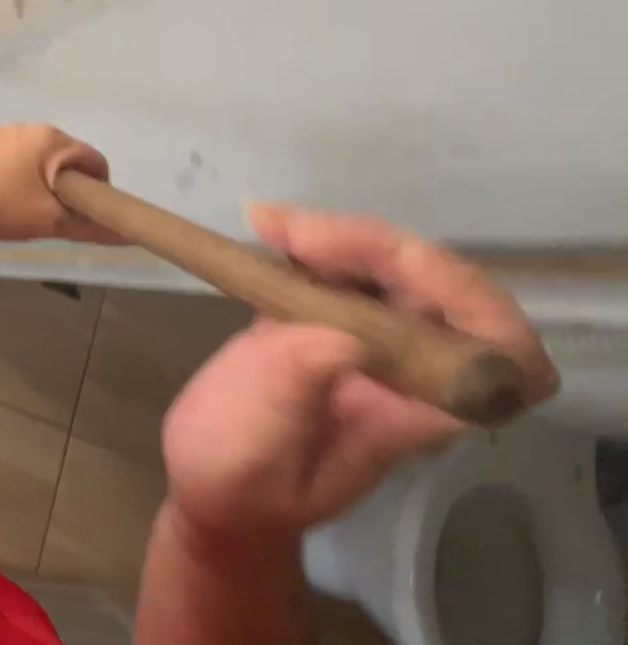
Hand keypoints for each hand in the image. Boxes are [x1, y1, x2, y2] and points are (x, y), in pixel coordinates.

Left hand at [0, 123, 121, 242]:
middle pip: (67, 157)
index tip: (84, 213)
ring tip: (28, 206)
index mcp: (51, 138)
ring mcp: (3, 131)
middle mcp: (29, 126)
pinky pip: (15, 156)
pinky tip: (6, 194)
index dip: (97, 189)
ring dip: (43, 180)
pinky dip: (20, 174)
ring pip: (40, 157)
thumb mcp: (50, 221)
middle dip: (69, 184)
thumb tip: (129, 236)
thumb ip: (91, 227)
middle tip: (55, 213)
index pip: (94, 161)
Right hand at [160, 204, 556, 554]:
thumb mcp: (261, 446)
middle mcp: (404, 372)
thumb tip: (338, 336)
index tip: (389, 266)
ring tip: (270, 221)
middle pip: (441, 294)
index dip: (469, 300)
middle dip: (382, 250)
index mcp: (414, 410)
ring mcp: (359, 343)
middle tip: (298, 232)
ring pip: (390, 273)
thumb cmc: (237, 480)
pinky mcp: (313, 322)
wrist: (207, 485)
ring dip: (340, 236)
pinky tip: (265, 226)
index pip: (499, 354)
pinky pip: (336, 271)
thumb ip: (296, 391)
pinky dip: (305, 240)